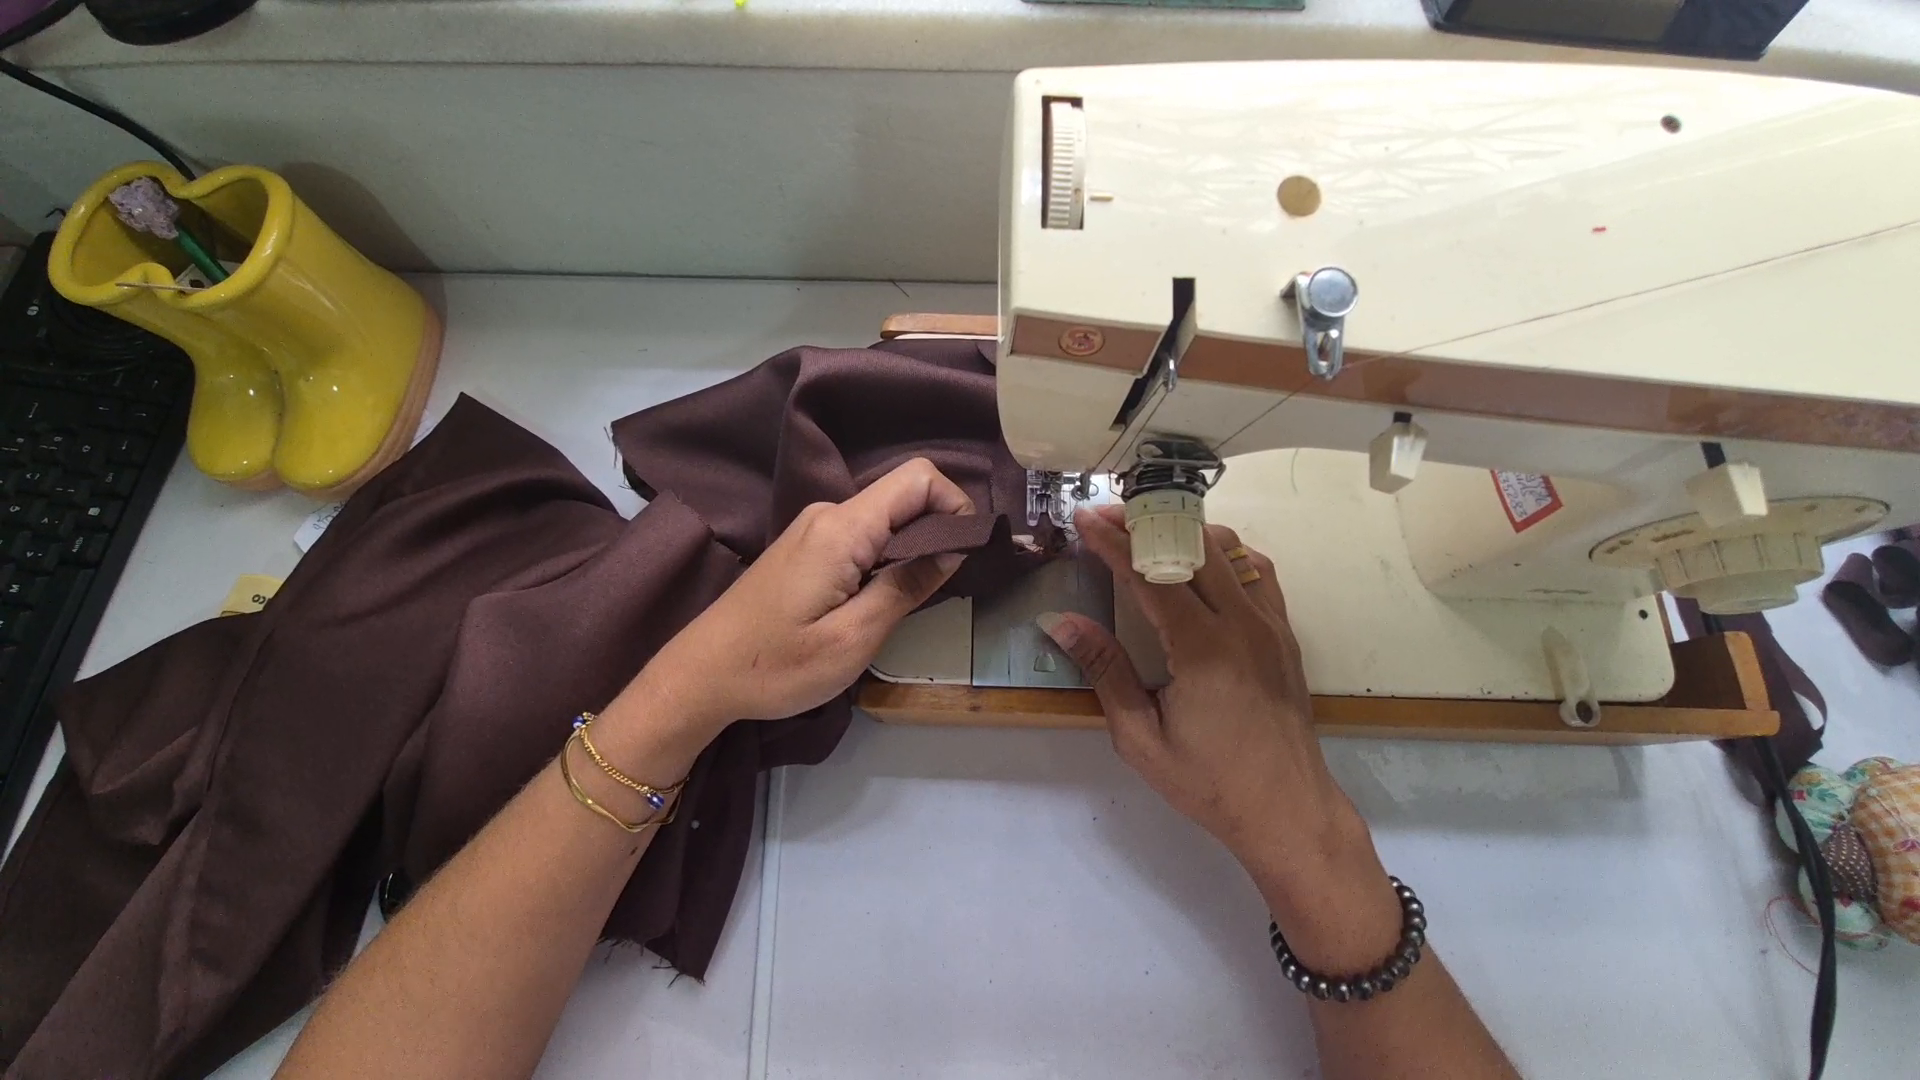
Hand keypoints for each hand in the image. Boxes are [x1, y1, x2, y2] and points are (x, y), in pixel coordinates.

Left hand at [625, 458, 973, 734]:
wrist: (698, 676)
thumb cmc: (776, 665)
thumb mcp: (852, 639)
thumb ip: (906, 587)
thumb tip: (953, 551)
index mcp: (841, 529)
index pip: (918, 479)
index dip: (956, 505)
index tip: (969, 553)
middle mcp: (827, 515)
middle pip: (903, 496)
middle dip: (939, 529)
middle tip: (949, 584)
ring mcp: (812, 529)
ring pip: (884, 518)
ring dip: (912, 547)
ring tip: (918, 597)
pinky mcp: (805, 548)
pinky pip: (862, 534)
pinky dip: (887, 556)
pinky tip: (882, 596)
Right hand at [1039, 505, 1362, 876]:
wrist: (1290, 812)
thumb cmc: (1210, 784)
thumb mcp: (1141, 738)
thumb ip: (1105, 672)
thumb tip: (1060, 621)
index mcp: (1205, 648)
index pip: (1152, 574)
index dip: (1114, 541)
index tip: (1084, 516)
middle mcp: (1243, 623)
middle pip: (1192, 547)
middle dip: (1146, 523)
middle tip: (1106, 516)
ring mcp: (1271, 624)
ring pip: (1229, 550)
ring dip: (1183, 531)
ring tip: (1145, 531)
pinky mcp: (1285, 633)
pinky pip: (1257, 571)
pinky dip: (1223, 553)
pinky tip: (1200, 561)